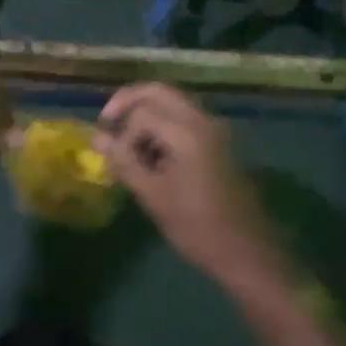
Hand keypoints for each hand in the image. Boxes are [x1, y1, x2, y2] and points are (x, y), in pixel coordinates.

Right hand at [94, 83, 275, 281]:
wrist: (249, 254)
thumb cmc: (198, 228)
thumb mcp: (153, 196)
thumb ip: (123, 161)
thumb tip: (96, 138)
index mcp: (186, 131)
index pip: (141, 113)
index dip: (122, 134)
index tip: (114, 160)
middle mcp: (202, 119)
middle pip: (157, 91)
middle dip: (129, 102)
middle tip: (109, 123)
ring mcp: (214, 128)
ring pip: (172, 102)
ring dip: (146, 114)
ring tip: (131, 146)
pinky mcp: (219, 141)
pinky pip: (185, 117)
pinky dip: (163, 124)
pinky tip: (154, 154)